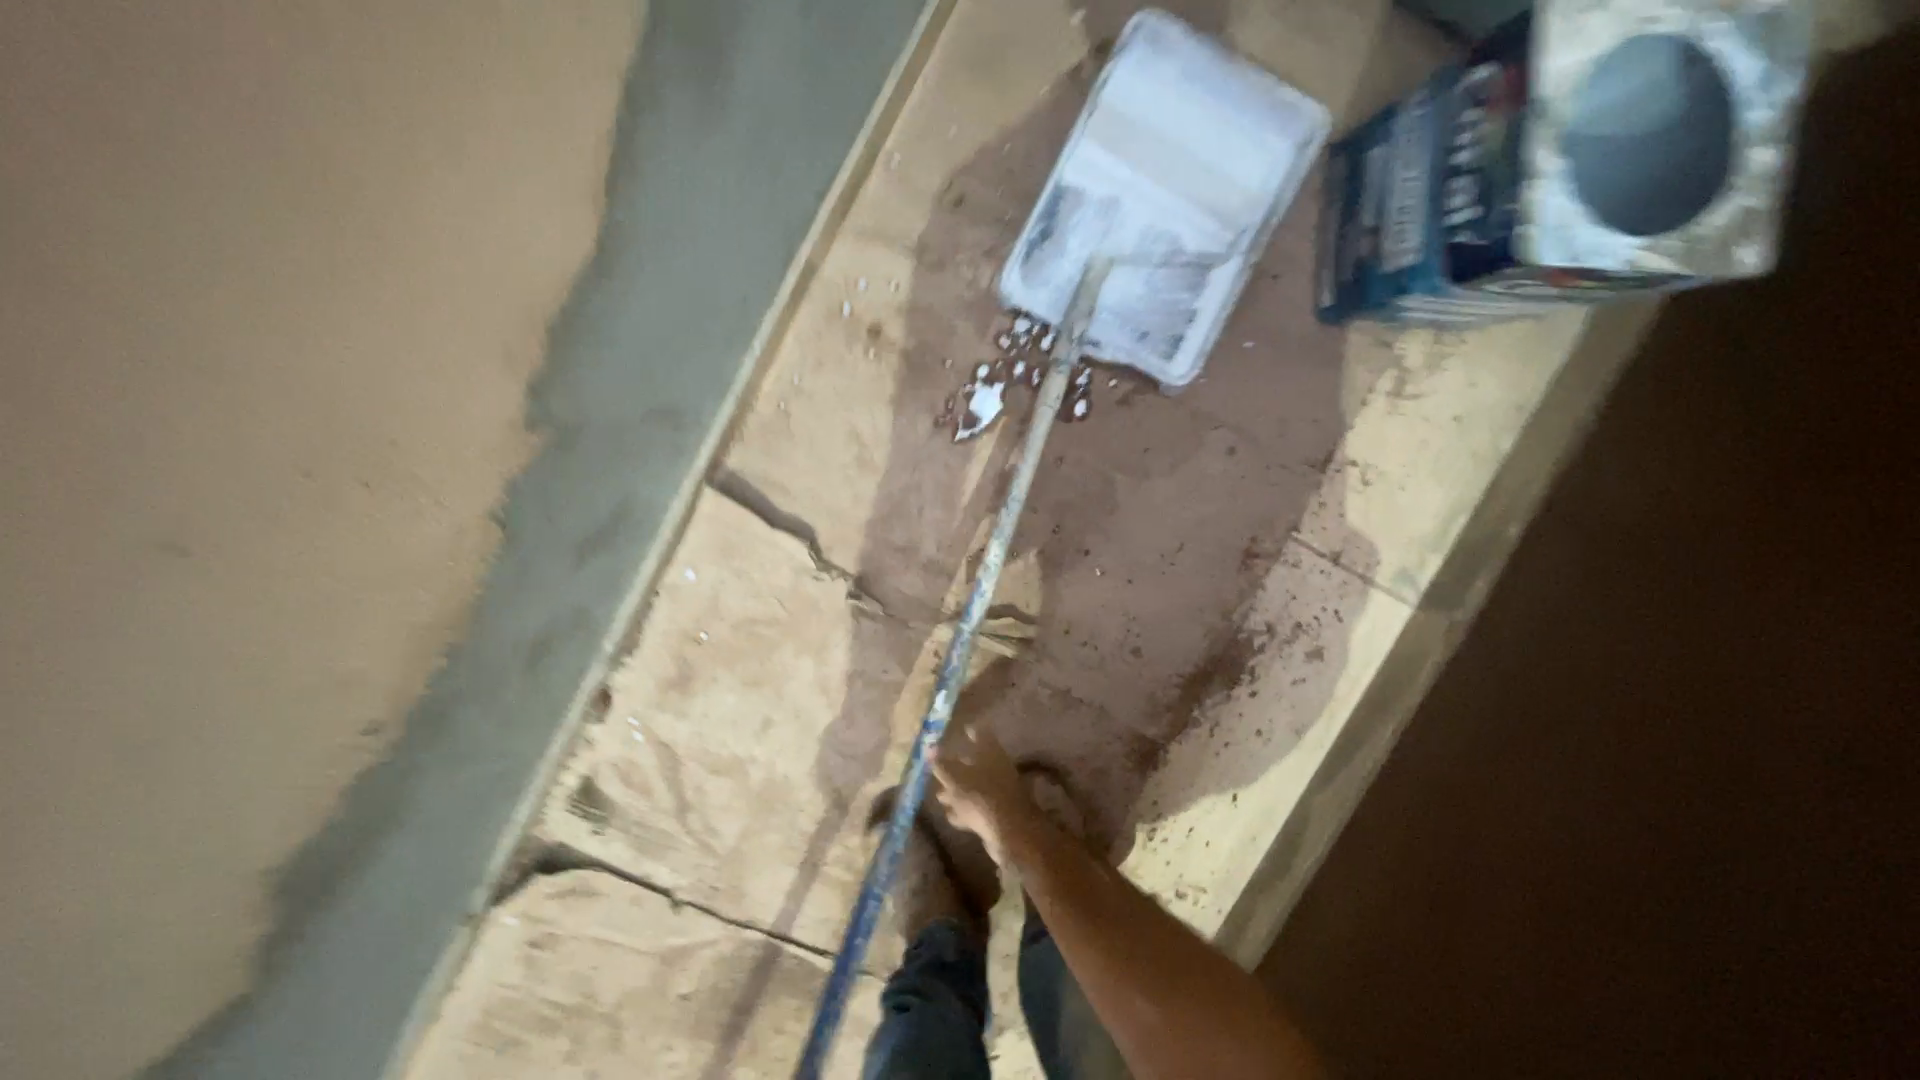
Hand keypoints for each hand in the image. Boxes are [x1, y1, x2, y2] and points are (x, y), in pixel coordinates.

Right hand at [931, 723, 1031, 865]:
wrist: (1010, 833)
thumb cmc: (980, 796)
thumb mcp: (955, 778)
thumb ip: (942, 764)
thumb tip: (929, 748)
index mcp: (990, 753)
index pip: (980, 735)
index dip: (971, 732)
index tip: (963, 730)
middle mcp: (997, 769)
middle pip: (976, 763)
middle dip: (958, 767)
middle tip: (941, 770)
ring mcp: (999, 793)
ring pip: (975, 788)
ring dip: (958, 792)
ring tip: (940, 796)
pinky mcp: (998, 815)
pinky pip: (978, 809)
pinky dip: (965, 811)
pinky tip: (952, 816)